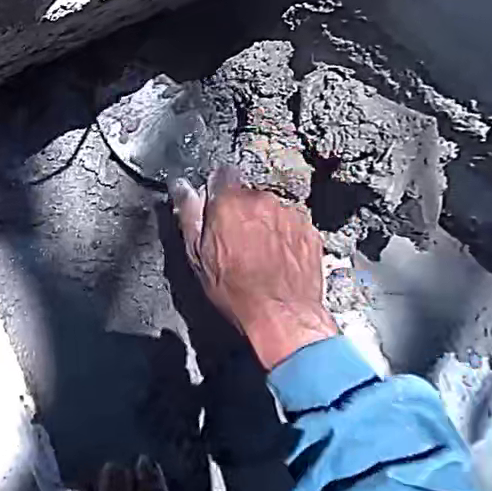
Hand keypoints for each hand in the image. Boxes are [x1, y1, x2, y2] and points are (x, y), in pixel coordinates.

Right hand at [171, 165, 337, 369]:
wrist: (282, 315)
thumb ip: (188, 214)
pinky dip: (284, 238)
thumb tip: (181, 188)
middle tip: (234, 242)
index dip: (216, 191)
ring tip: (258, 256)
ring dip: (264, 225)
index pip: (222, 174)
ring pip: (271, 210)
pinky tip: (277, 261)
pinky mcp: (310, 231)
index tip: (214, 208)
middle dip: (240, 212)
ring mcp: (290, 215)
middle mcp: (263, 201)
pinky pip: (292, 226)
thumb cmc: (236, 290)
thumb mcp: (196, 255)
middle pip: (247, 195)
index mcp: (230, 202)